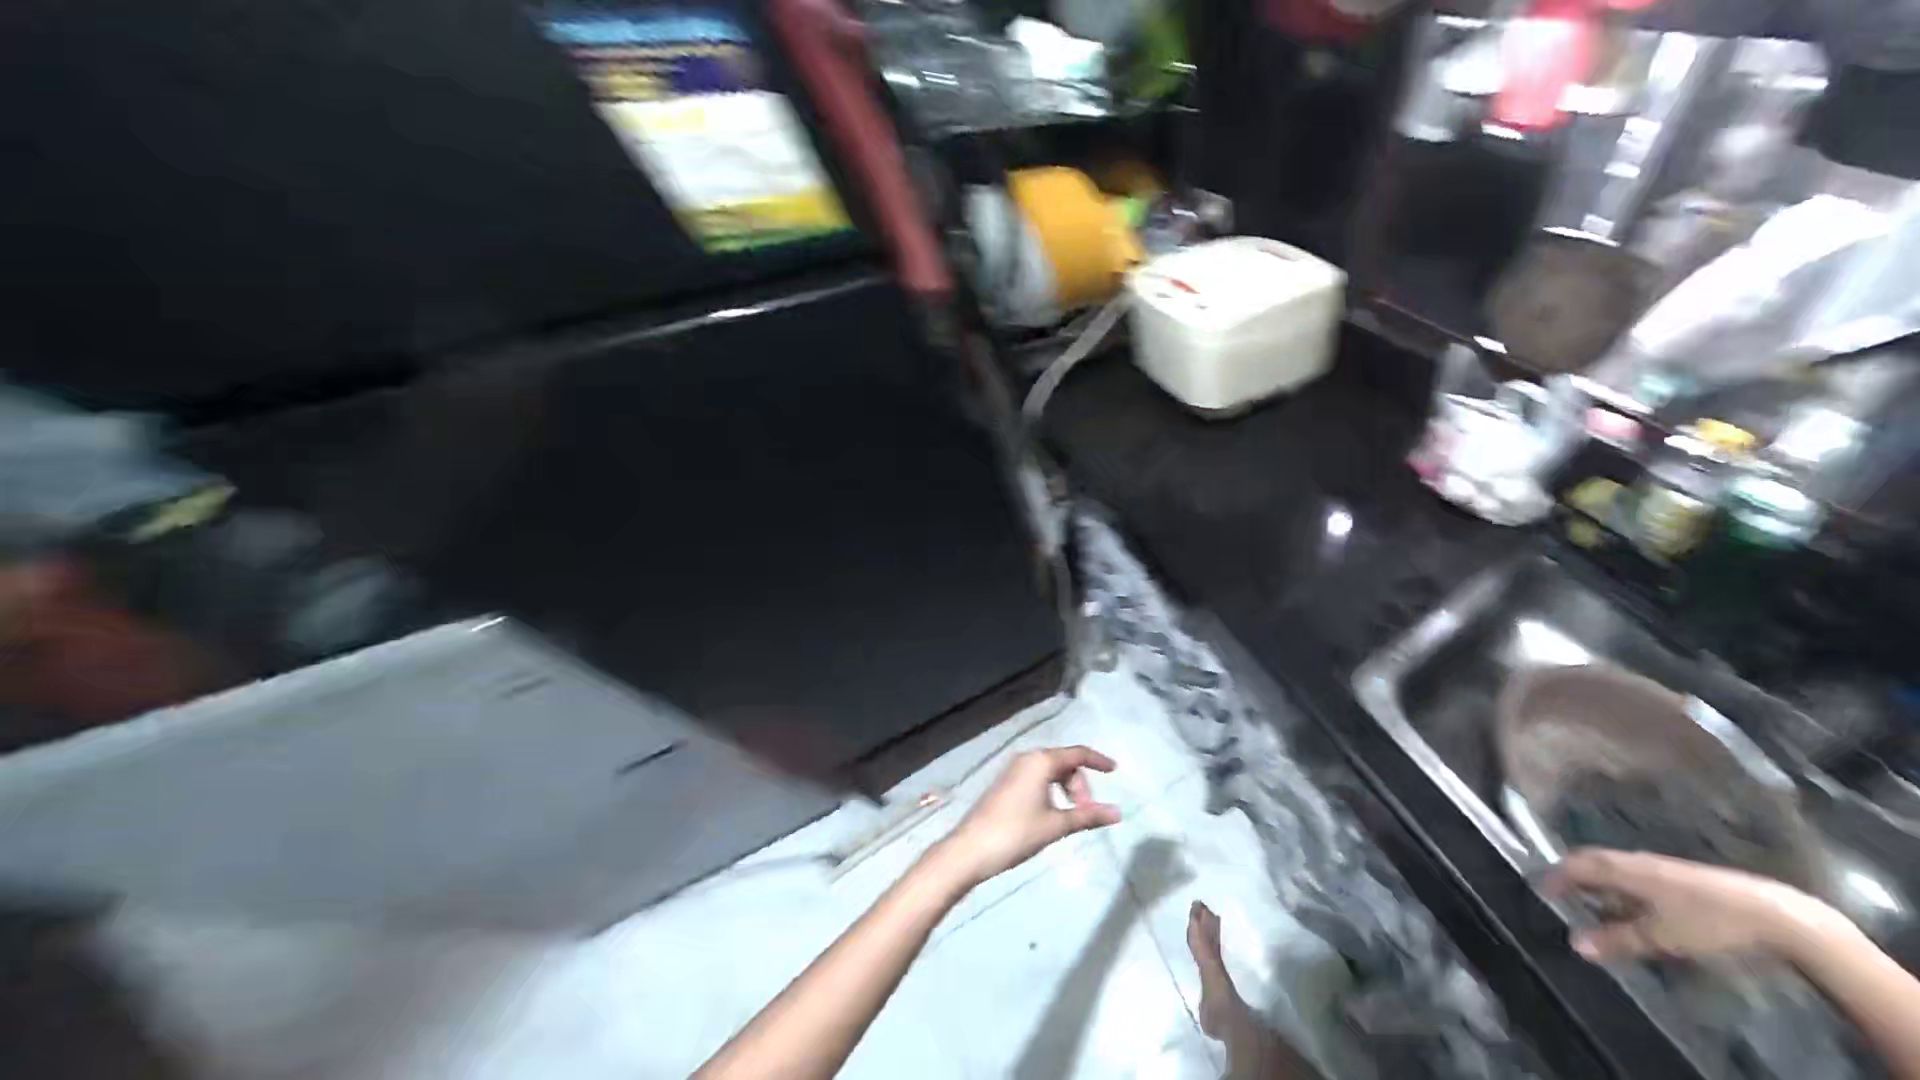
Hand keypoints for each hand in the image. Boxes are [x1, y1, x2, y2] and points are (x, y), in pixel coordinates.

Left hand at [931, 746, 1120, 888]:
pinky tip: (1051, 815)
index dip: (1098, 760)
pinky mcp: (1004, 783)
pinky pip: (1036, 779)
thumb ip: (1088, 816)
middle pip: (1064, 764)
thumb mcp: (1056, 825)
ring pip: (1049, 772)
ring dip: (1066, 790)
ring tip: (1070, 818)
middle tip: (1087, 814)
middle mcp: (1026, 758)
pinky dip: (1051, 792)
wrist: (970, 848)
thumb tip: (1118, 813)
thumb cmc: (1016, 833)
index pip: (1077, 753)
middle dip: (1080, 786)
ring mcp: (1012, 770)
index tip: (1115, 770)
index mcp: (1040, 761)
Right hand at [1546, 848, 1844, 962]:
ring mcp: (1658, 866)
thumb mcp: (1661, 937)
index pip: (1574, 865)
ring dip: (1598, 880)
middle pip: (1591, 860)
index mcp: (1622, 869)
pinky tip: (1633, 905)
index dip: (1556, 877)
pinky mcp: (1679, 876)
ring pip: (1614, 867)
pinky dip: (1620, 885)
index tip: (1542, 891)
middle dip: (1573, 874)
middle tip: (1561, 893)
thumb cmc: (1708, 922)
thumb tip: (1574, 944)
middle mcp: (1634, 861)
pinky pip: (1634, 874)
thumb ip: (1617, 939)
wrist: (1776, 915)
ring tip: (1593, 902)